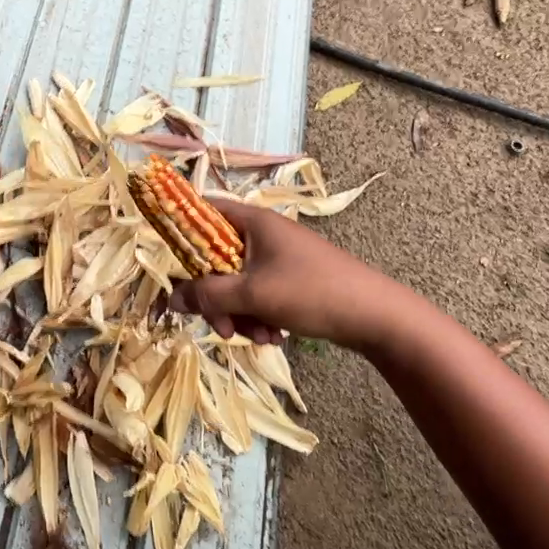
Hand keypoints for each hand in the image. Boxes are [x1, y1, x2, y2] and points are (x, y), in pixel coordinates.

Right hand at [170, 198, 395, 347]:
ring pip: (237, 282)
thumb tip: (170, 298)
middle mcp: (264, 233)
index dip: (184, 234)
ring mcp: (279, 257)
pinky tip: (274, 337)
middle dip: (216, 296)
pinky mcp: (291, 280)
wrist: (378, 317)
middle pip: (217, 257)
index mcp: (254, 221)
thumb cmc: (312, 293)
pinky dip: (259, 315)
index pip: (203, 211)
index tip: (176, 266)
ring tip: (258, 337)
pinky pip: (259, 294)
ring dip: (239, 312)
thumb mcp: (253, 296)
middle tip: (222, 327)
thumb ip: (208, 296)